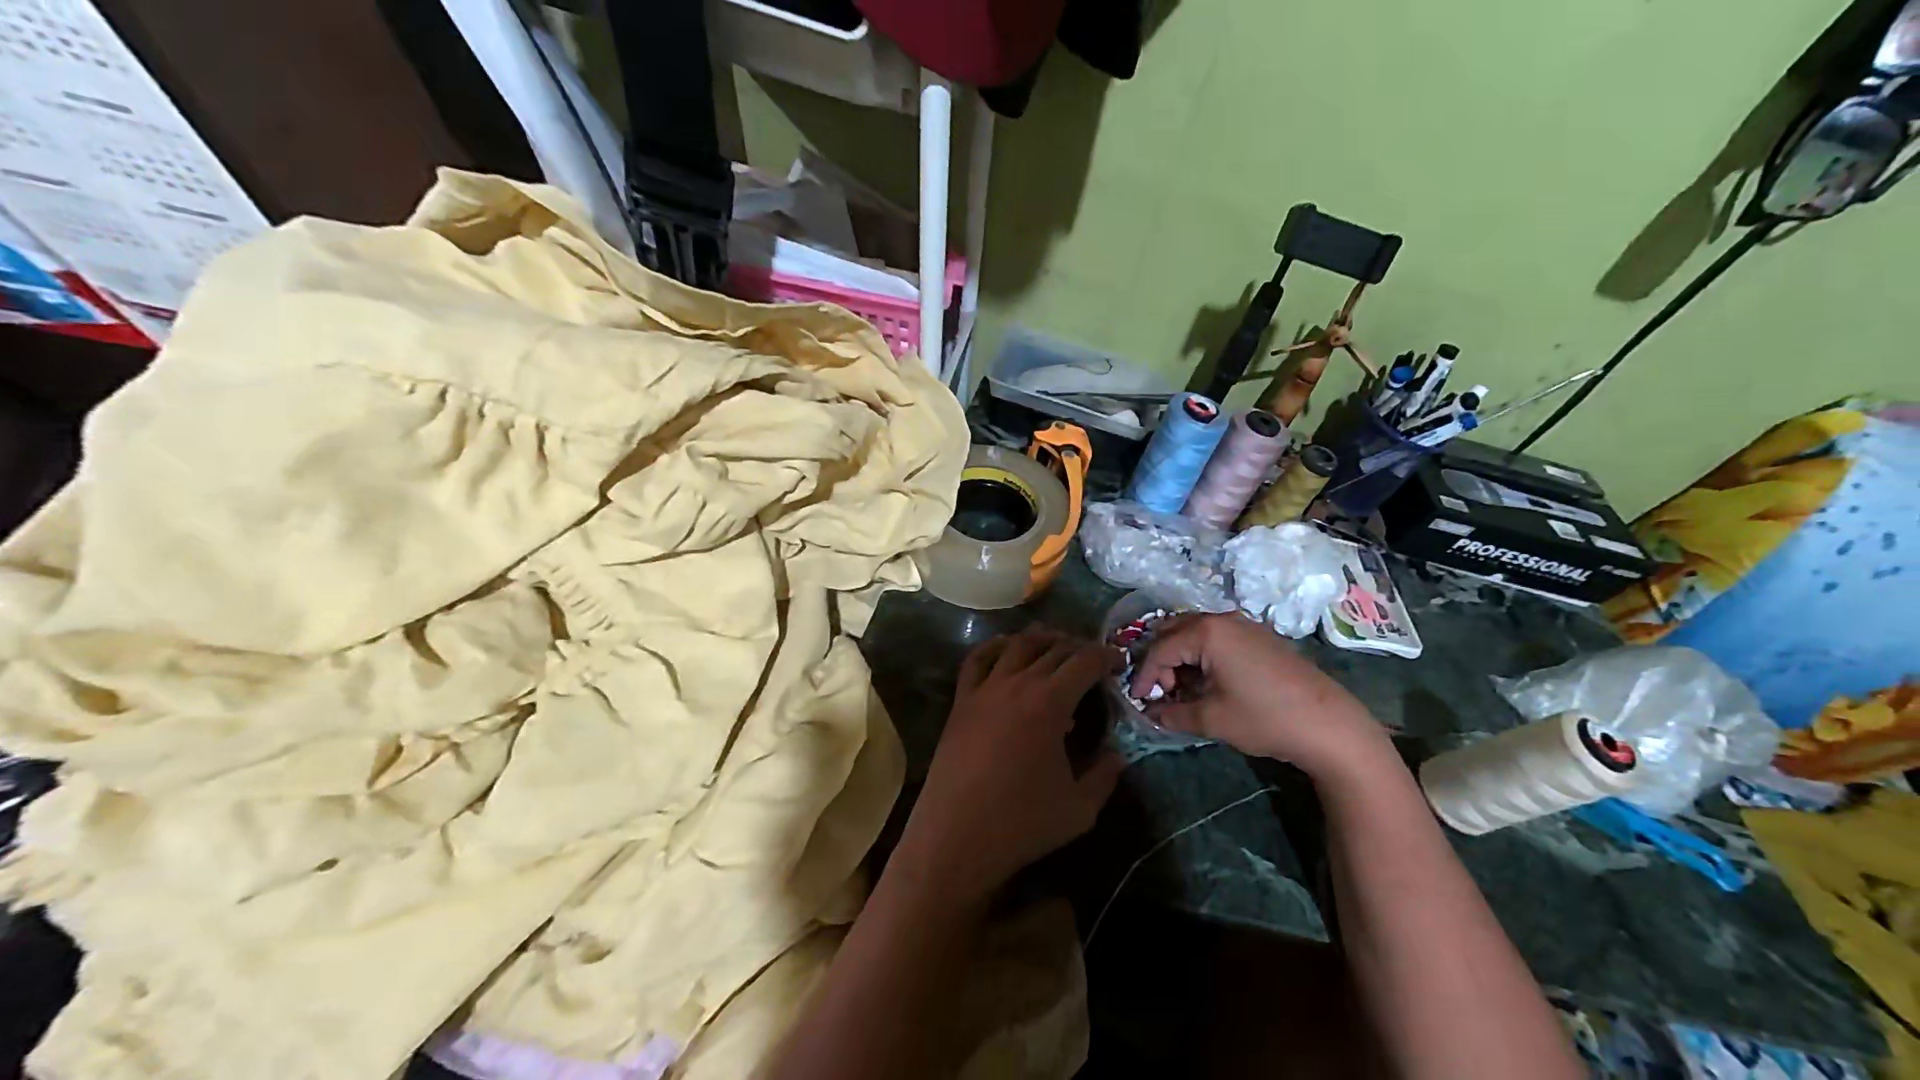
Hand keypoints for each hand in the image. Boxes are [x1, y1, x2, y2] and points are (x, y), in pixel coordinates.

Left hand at [895, 627, 1125, 907]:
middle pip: (1052, 649)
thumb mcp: (1079, 809)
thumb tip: (1117, 756)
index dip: (1106, 656)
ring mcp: (984, 690)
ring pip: (1016, 645)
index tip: (1119, 662)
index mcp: (1050, 703)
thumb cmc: (1022, 824)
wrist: (956, 837)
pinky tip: (1006, 650)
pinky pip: (977, 660)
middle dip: (1078, 647)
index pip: (1084, 662)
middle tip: (1093, 659)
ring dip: (1041, 640)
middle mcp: (1016, 684)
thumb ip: (1104, 777)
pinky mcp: (961, 702)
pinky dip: (995, 647)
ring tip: (1057, 646)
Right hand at [1129, 612, 1389, 777]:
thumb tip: (1150, 713)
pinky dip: (1202, 656)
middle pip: (1175, 631)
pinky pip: (1218, 638)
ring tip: (1181, 691)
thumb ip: (1172, 713)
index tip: (1137, 700)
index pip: (1160, 648)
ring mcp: (1245, 626)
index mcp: (1207, 632)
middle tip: (1158, 691)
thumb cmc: (1265, 718)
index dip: (1144, 675)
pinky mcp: (1261, 638)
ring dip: (1181, 658)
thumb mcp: (1211, 719)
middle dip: (1161, 661)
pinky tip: (1207, 684)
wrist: (1330, 725)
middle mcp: (1224, 619)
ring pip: (1196, 633)